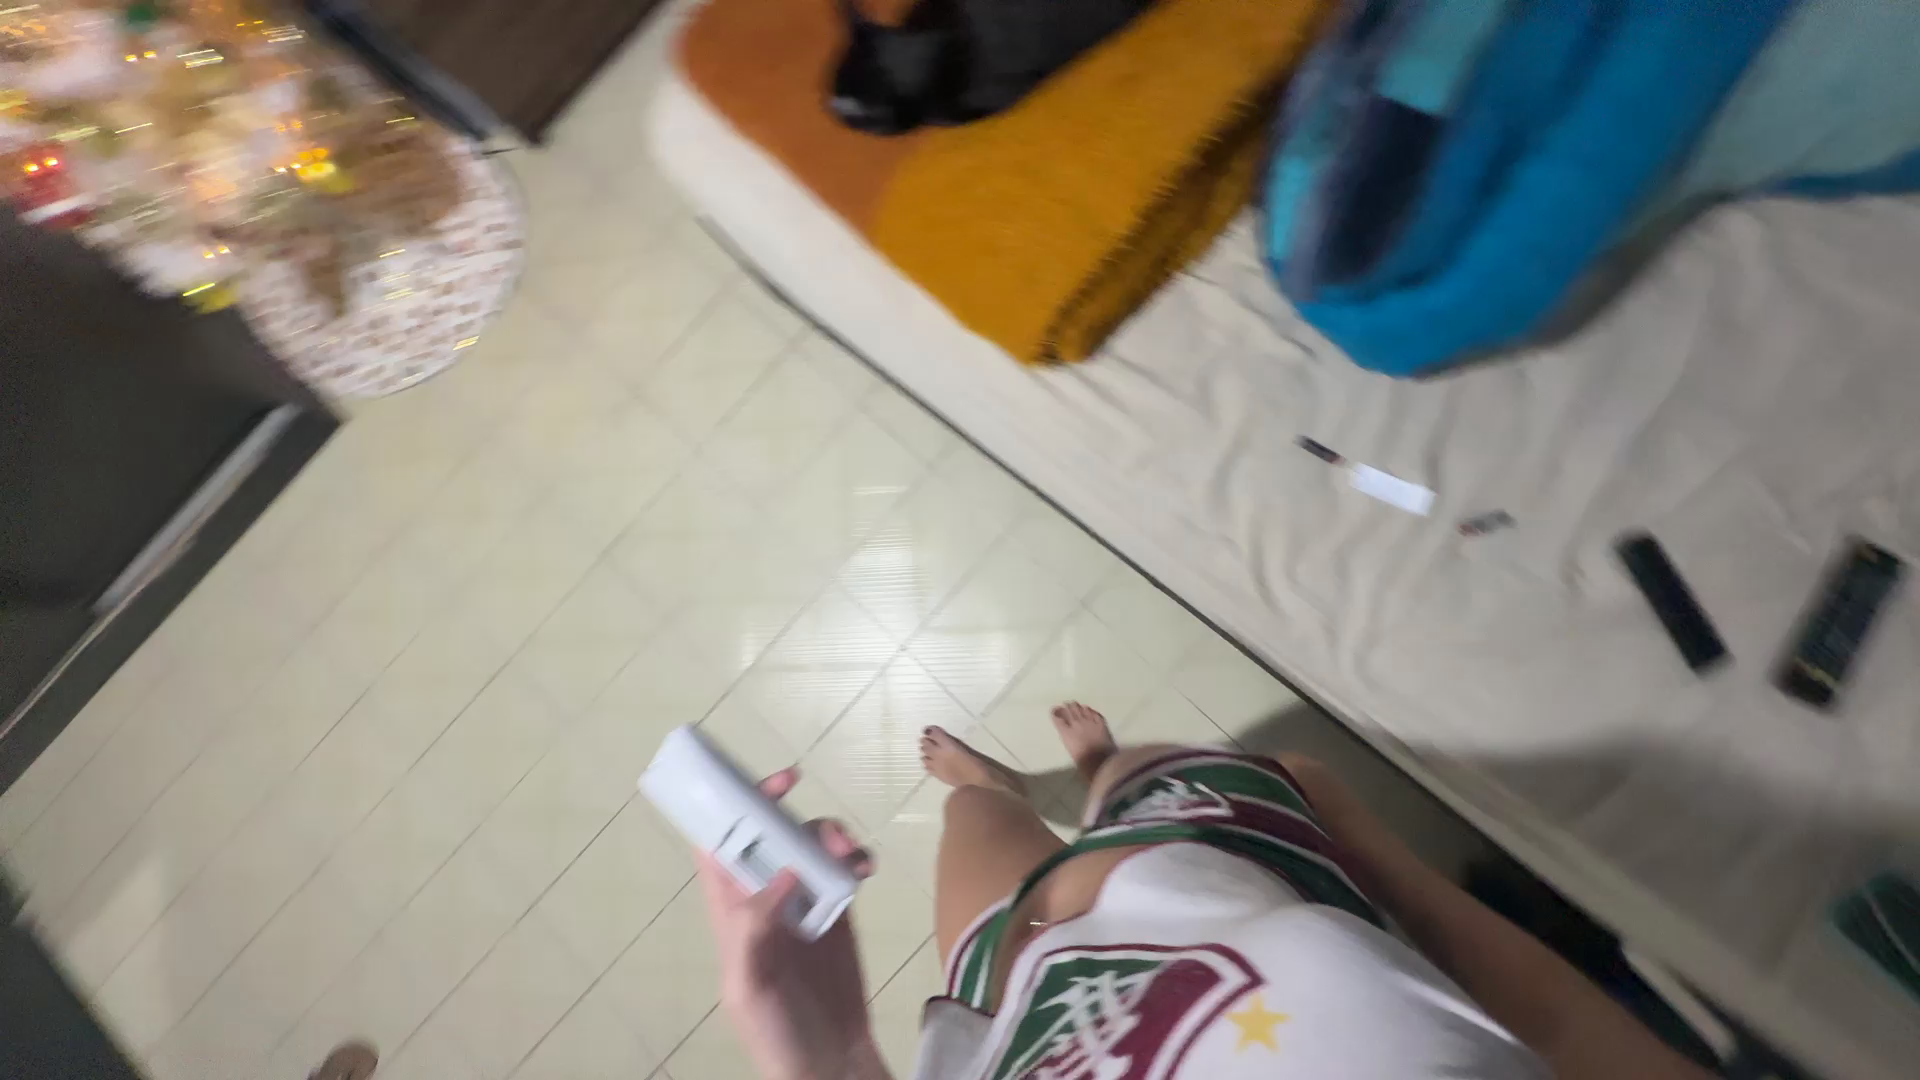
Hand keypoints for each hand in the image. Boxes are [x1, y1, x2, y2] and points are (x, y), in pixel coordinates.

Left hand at [695, 766, 889, 1079]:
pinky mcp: (837, 905)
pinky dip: (857, 857)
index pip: (719, 845)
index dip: (732, 808)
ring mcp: (803, 897)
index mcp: (732, 909)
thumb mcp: (748, 986)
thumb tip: (783, 873)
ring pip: (811, 843)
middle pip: (772, 832)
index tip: (764, 786)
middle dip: (791, 812)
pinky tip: (867, 870)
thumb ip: (755, 928)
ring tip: (850, 854)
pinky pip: (845, 865)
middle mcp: (765, 895)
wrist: (831, 1058)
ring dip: (831, 835)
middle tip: (813, 811)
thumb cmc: (776, 1030)